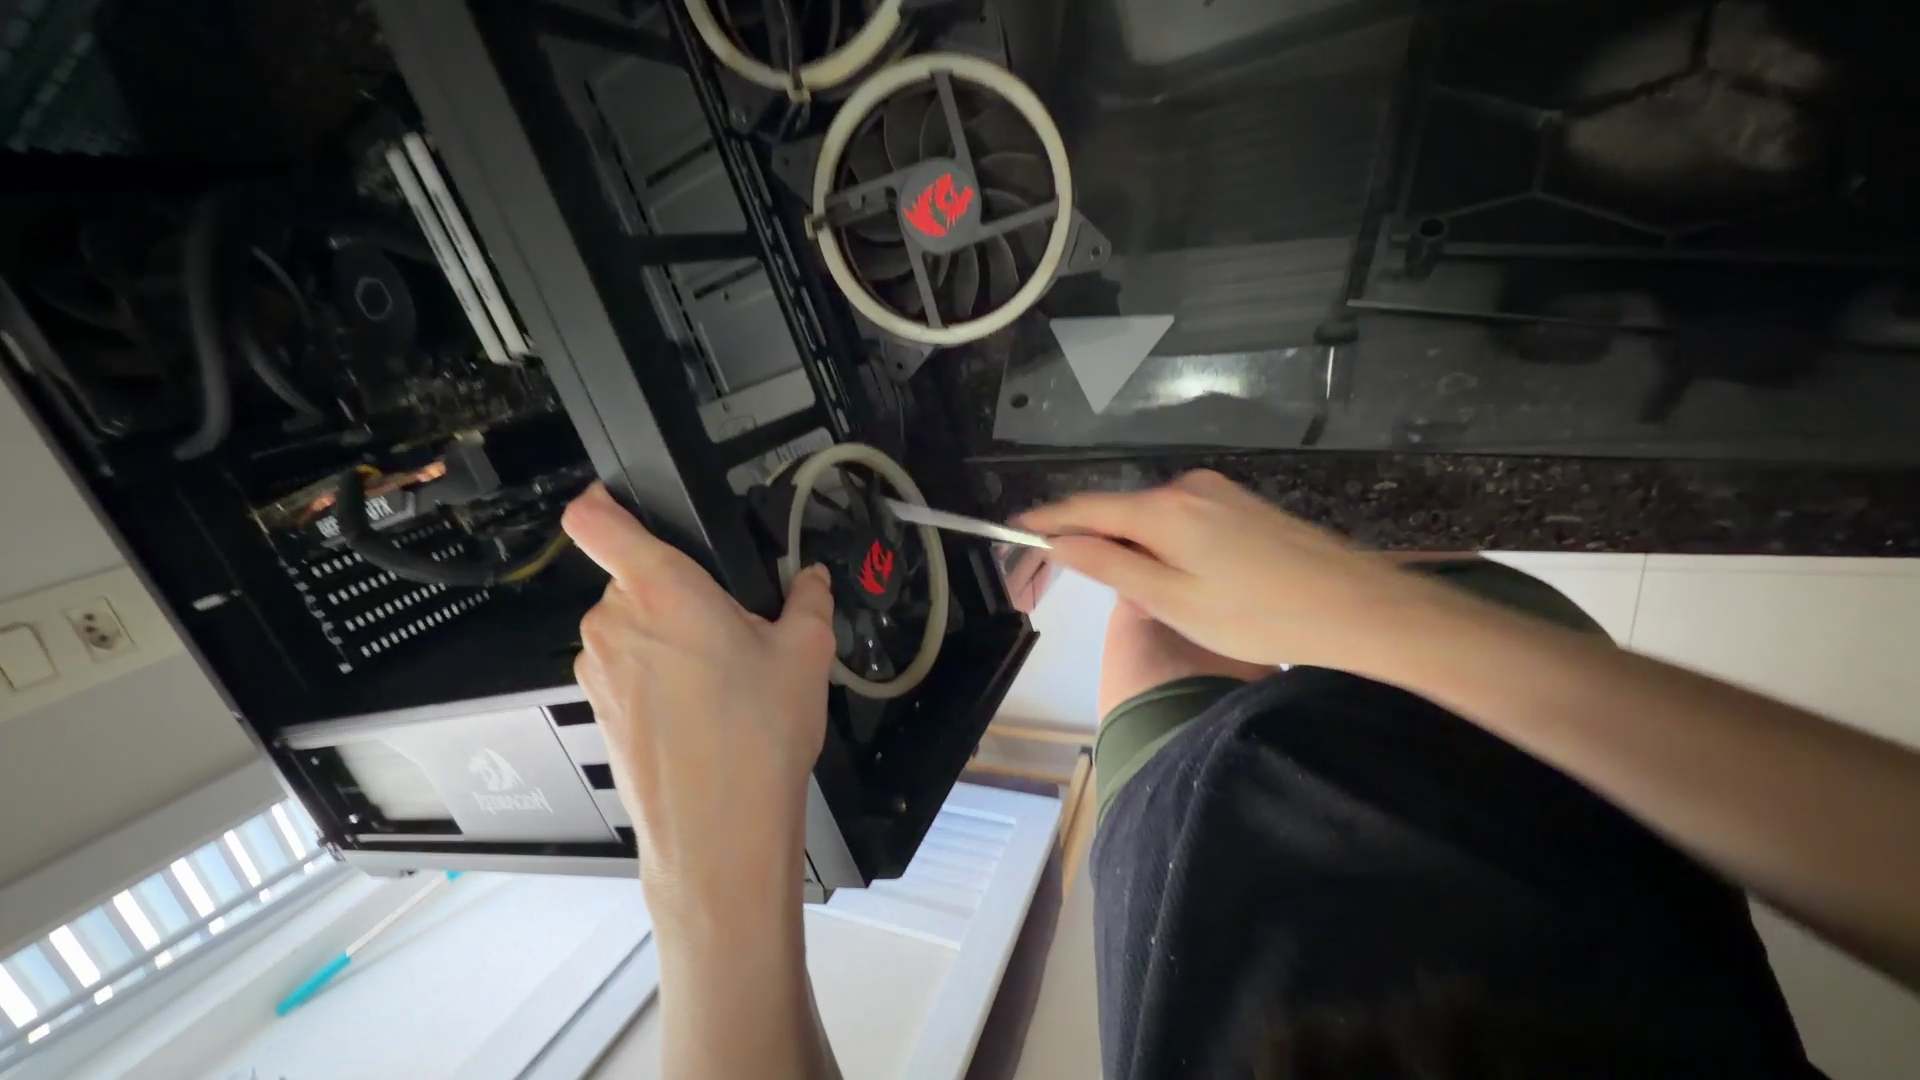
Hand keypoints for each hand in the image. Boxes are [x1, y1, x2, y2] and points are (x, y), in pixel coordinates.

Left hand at [563, 485, 836, 920]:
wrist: (720, 831)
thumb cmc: (755, 739)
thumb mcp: (805, 653)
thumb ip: (807, 599)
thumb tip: (810, 581)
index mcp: (661, 589)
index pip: (596, 519)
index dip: (603, 500)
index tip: (622, 500)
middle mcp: (617, 623)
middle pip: (633, 577)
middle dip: (678, 591)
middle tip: (728, 626)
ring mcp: (600, 670)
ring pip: (632, 627)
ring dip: (668, 636)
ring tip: (722, 677)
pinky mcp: (600, 709)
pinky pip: (626, 669)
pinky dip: (657, 676)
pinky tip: (704, 710)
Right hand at [1019, 470, 1449, 671]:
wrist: (1353, 607)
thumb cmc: (1255, 614)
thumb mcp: (1171, 599)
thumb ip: (1110, 566)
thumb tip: (1060, 542)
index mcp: (1162, 509)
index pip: (1086, 508)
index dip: (1048, 519)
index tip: (1016, 528)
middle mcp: (1185, 487)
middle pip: (1120, 511)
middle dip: (1098, 543)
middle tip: (1097, 589)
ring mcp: (1217, 492)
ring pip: (1151, 517)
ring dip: (1135, 548)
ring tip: (1154, 596)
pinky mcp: (1239, 503)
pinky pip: (1181, 519)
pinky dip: (1165, 544)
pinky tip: (1186, 579)